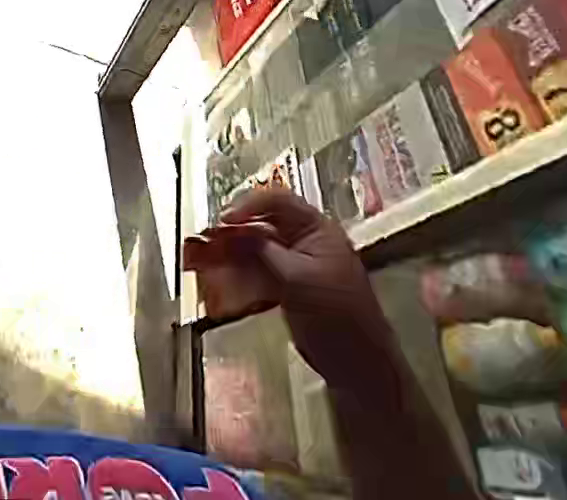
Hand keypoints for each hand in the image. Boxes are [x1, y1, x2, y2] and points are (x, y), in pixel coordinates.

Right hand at [183, 188, 392, 387]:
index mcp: (317, 229)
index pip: (277, 201)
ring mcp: (295, 260)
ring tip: (208, 252)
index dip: (248, 204)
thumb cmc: (336, 316)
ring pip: (255, 242)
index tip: (225, 219)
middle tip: (210, 235)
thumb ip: (262, 249)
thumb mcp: (297, 278)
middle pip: (262, 220)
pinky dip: (237, 265)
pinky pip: (255, 264)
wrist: (358, 366)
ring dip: (231, 246)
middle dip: (234, 226)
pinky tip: (219, 270)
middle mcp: (305, 239)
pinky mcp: (285, 281)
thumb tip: (231, 229)